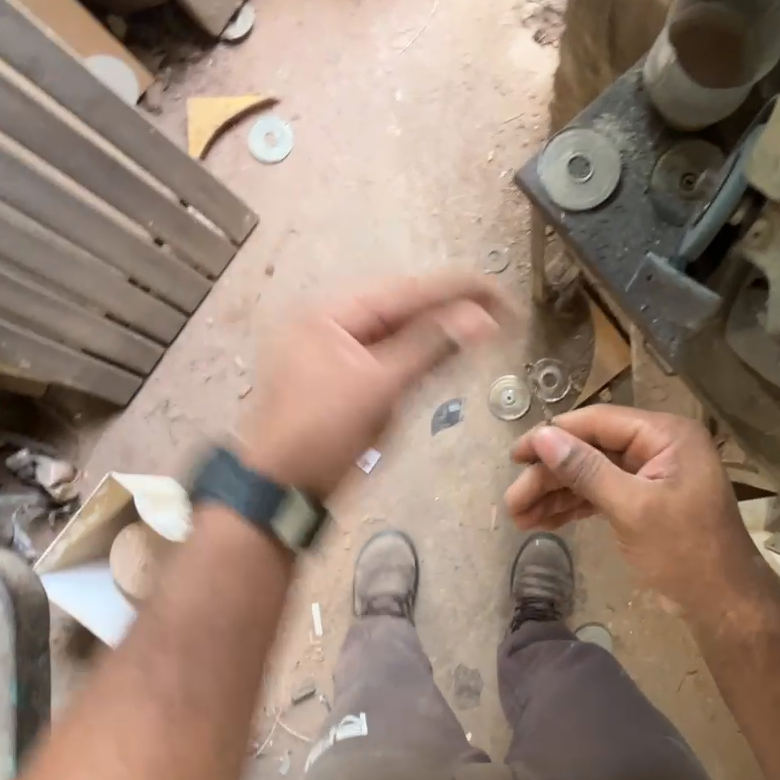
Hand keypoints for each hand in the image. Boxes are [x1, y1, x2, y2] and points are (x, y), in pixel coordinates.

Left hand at [240, 272, 514, 497]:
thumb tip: (480, 318)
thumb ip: (431, 346)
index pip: (408, 290)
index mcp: (331, 310)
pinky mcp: (343, 379)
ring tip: (485, 330)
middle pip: (404, 307)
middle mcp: (332, 321)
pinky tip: (448, 355)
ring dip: (439, 333)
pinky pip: (389, 358)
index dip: (460, 291)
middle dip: (452, 310)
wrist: (276, 489)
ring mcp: (335, 350)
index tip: (503, 296)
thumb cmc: (321, 434)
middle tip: (501, 314)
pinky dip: (420, 357)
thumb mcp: (379, 386)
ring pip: (399, 333)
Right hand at [504, 405, 766, 606]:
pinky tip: (543, 521)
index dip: (553, 436)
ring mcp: (651, 475)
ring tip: (518, 517)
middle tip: (512, 502)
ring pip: (591, 475)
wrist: (724, 603)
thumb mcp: (632, 508)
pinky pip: (601, 494)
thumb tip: (542, 437)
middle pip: (590, 450)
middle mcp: (658, 447)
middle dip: (550, 476)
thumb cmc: (686, 552)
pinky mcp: (644, 501)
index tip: (515, 454)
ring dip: (555, 495)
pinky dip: (573, 507)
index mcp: (666, 435)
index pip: (598, 423)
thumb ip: (585, 470)